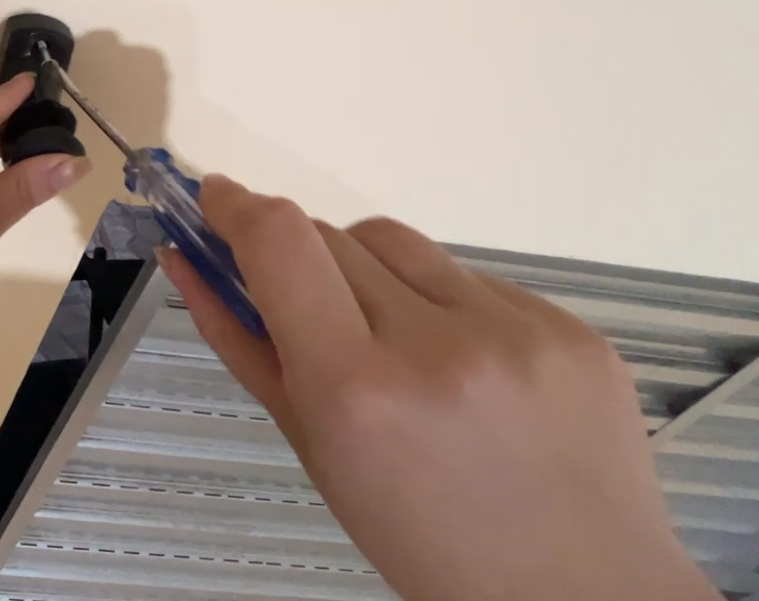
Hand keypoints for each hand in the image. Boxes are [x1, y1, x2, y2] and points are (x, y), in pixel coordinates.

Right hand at [157, 176, 718, 600]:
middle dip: (298, 257)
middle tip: (309, 309)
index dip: (235, 205)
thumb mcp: (303, 437)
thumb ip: (234, 334)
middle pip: (327, 235)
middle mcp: (436, 345)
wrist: (576, 597)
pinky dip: (437, 301)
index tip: (214, 197)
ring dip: (364, 268)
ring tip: (391, 338)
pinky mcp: (571, 328)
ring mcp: (516, 332)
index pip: (279, 241)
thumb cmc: (408, 527)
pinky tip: (465, 365)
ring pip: (392, 240)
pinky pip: (465, 275)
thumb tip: (181, 255)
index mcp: (354, 385)